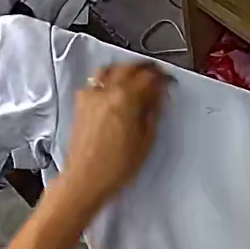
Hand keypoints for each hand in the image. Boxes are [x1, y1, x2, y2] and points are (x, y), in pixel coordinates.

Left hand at [58, 61, 169, 207]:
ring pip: (109, 70)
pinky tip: (114, 87)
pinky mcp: (80, 105)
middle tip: (156, 73)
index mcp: (125, 99)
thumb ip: (153, 110)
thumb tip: (158, 96)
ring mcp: (90, 97)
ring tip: (135, 74)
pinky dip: (107, 79)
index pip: (149, 77)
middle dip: (145, 68)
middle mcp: (105, 93)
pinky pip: (95, 81)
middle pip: (128, 68)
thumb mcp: (147, 138)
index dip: (162, 77)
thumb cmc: (114, 166)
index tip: (168, 80)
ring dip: (125, 68)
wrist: (86, 180)